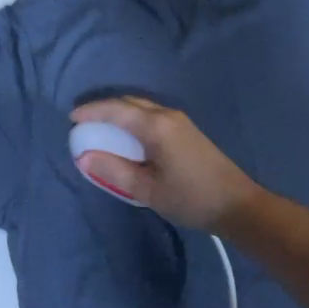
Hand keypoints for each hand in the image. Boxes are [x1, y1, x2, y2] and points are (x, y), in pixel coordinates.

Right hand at [70, 95, 263, 231]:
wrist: (237, 204)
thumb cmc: (190, 198)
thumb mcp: (148, 190)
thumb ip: (114, 171)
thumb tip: (84, 156)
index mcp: (156, 126)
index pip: (116, 110)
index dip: (92, 111)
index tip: (71, 117)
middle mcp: (166, 115)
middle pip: (129, 102)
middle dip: (104, 108)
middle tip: (83, 122)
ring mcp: (179, 120)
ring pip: (141, 107)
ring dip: (119, 113)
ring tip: (100, 128)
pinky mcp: (185, 130)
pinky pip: (151, 115)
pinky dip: (133, 119)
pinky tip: (126, 135)